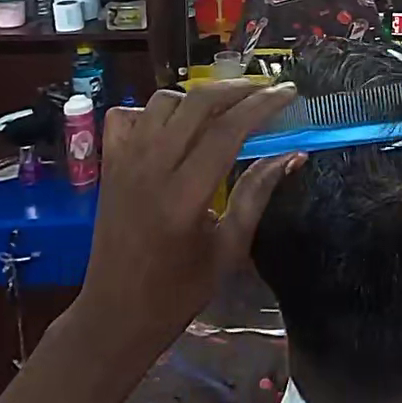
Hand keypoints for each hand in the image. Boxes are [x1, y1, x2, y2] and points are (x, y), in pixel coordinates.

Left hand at [76, 81, 303, 353]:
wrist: (115, 315)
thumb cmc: (178, 291)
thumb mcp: (229, 248)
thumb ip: (257, 194)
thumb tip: (292, 154)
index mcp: (185, 194)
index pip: (228, 129)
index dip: (263, 105)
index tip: (289, 91)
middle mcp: (151, 167)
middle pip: (197, 102)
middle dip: (237, 88)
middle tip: (265, 90)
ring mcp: (124, 161)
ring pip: (163, 101)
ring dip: (198, 97)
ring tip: (224, 109)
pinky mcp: (109, 164)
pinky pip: (127, 115)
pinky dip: (151, 111)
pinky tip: (171, 126)